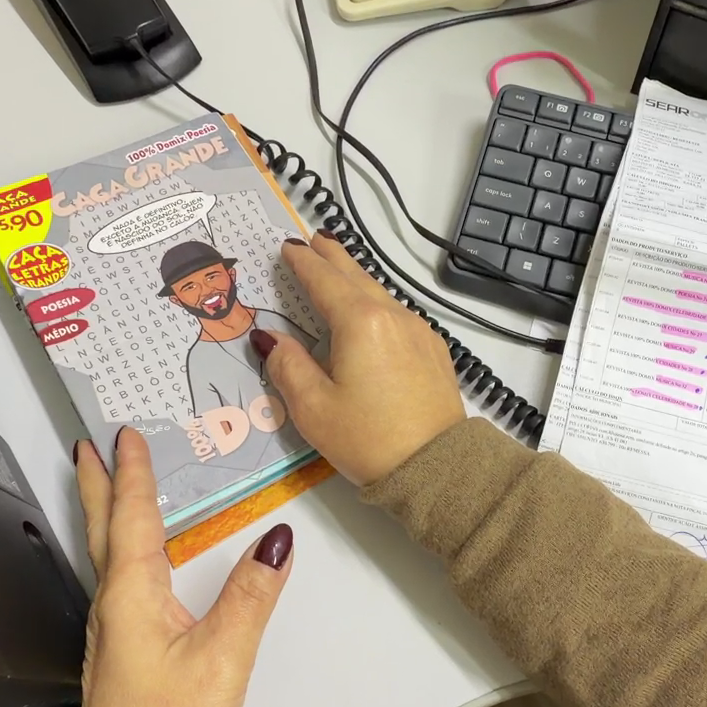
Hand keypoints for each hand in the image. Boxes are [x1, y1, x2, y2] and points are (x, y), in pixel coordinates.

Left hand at [74, 426, 293, 706]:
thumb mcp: (223, 655)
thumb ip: (252, 593)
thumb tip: (279, 537)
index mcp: (131, 596)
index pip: (132, 519)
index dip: (132, 475)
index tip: (125, 436)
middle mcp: (114, 604)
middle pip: (103, 529)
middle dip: (98, 484)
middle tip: (88, 446)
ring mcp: (114, 626)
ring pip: (106, 551)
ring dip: (106, 509)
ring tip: (108, 481)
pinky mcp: (124, 644)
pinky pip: (119, 574)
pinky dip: (121, 541)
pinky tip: (135, 550)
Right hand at [253, 233, 465, 485]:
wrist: (435, 466)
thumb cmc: (368, 439)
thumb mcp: (312, 408)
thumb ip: (288, 366)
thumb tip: (271, 339)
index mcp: (360, 323)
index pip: (324, 281)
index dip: (304, 262)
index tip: (289, 246)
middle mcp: (393, 317)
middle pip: (358, 277)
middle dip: (333, 258)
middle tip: (314, 240)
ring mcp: (419, 332)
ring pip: (381, 294)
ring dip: (357, 279)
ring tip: (339, 271)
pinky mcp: (434, 351)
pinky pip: (399, 314)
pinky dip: (378, 303)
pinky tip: (372, 312)